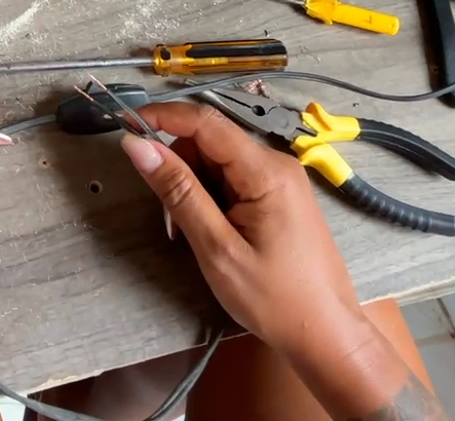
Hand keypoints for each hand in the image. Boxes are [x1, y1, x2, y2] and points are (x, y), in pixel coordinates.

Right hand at [121, 102, 374, 362]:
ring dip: (194, 184)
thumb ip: (177, 191)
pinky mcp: (278, 194)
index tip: (125, 125)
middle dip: (179, 165)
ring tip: (195, 232)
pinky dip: (211, 194)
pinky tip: (213, 229)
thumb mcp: (217, 248)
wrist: (329, 339)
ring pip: (217, 159)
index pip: (205, 121)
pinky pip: (232, 176)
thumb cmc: (275, 299)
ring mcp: (280, 178)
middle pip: (209, 140)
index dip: (162, 116)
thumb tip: (136, 145)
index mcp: (265, 170)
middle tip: (169, 214)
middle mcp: (275, 163)